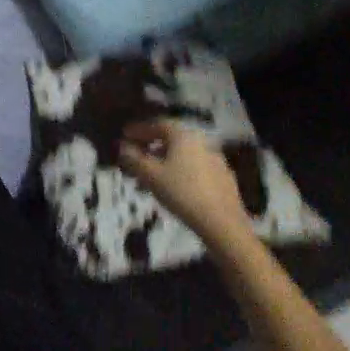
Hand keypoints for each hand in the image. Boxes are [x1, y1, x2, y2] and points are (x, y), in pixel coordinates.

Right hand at [118, 120, 251, 247]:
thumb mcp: (149, 174)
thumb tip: (124, 147)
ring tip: (152, 177)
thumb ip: (133, 157)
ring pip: (184, 157)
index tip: (125, 137)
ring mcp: (217, 163)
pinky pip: (196, 170)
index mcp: (184, 136)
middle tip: (137, 157)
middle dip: (151, 147)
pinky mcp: (225, 181)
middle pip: (172, 140)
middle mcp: (202, 143)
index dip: (139, 130)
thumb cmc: (182, 192)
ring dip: (166, 162)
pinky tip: (174, 188)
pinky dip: (182, 173)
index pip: (157, 125)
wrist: (224, 225)